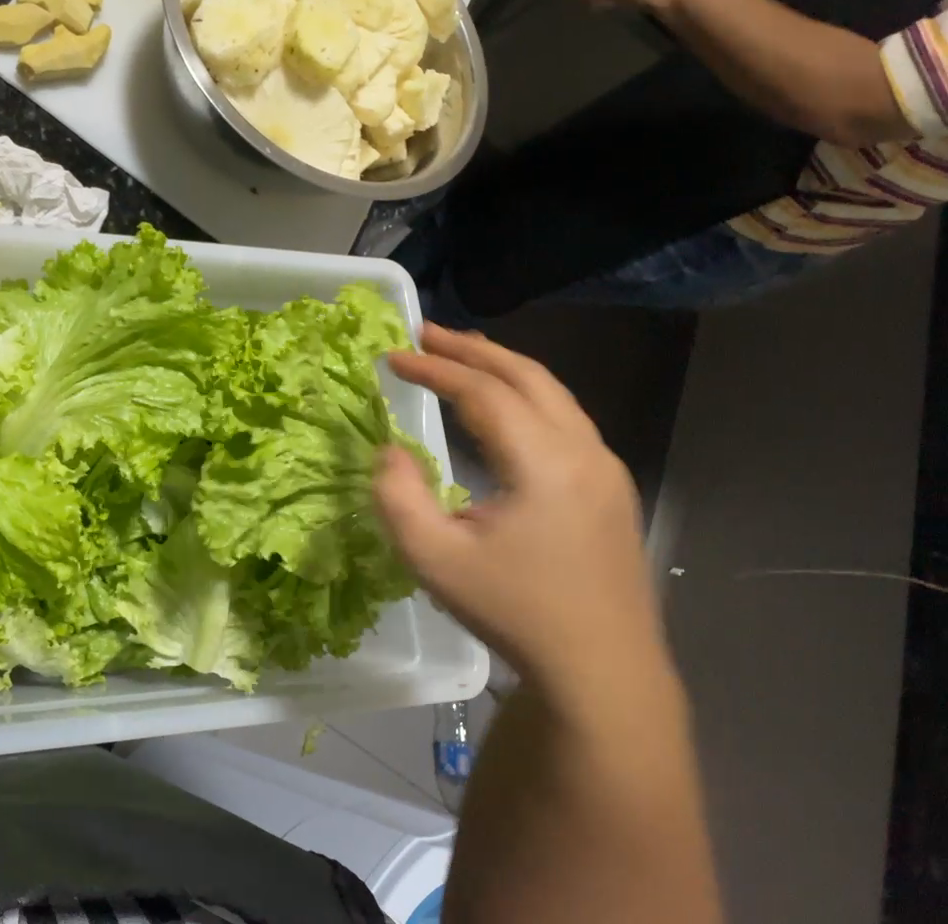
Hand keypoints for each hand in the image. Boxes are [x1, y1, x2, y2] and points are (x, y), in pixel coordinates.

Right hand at [373, 326, 667, 702]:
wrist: (601, 667)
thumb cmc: (513, 610)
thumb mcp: (433, 558)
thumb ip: (398, 496)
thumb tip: (390, 451)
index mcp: (543, 463)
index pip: (483, 392)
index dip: (434, 368)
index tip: (390, 355)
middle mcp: (583, 452)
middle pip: (528, 377)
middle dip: (473, 349)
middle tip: (424, 332)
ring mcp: (605, 470)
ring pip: (553, 394)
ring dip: (503, 368)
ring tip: (459, 355)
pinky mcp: (609, 490)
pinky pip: (564, 419)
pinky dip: (525, 394)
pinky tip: (501, 407)